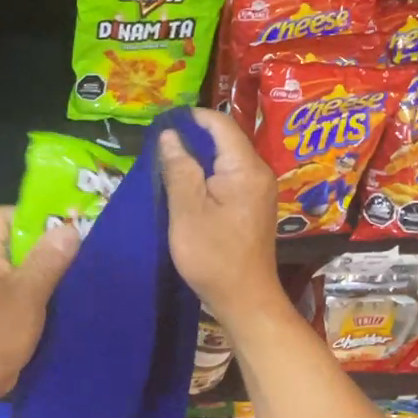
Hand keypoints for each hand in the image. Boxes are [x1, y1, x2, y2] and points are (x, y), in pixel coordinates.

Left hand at [0, 206, 77, 403]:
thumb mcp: (28, 294)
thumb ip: (49, 258)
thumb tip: (70, 228)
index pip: (2, 215)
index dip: (33, 217)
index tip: (63, 230)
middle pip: (8, 238)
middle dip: (40, 243)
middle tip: (72, 251)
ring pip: (11, 263)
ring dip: (37, 267)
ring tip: (66, 272)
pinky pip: (8, 283)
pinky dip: (28, 285)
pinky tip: (50, 294)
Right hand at [158, 108, 283, 319]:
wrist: (245, 299)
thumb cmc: (213, 256)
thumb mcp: (187, 211)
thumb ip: (179, 169)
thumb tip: (169, 135)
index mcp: (245, 168)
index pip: (220, 124)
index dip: (191, 117)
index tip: (161, 122)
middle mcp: (258, 173)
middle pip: (225, 140)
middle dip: (192, 137)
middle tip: (158, 145)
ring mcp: (258, 191)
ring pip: (226, 160)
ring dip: (198, 158)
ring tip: (167, 164)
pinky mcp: (252, 208)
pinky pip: (229, 179)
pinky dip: (207, 176)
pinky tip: (187, 188)